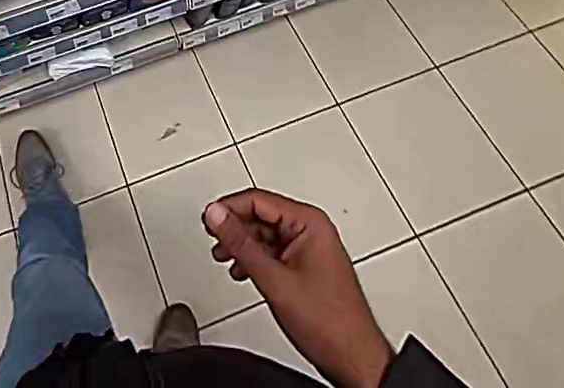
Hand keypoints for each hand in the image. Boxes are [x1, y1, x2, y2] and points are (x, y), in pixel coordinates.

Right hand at [203, 189, 391, 387]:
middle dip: (234, 227)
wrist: (355, 363)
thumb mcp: (274, 279)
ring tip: (225, 255)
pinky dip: (255, 257)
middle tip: (214, 237)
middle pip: (261, 214)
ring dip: (243, 244)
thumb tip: (217, 214)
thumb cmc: (330, 324)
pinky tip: (244, 270)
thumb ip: (241, 243)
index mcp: (309, 222)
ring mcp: (310, 246)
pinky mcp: (306, 263)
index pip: (258, 200)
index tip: (209, 219)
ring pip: (265, 232)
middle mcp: (312, 229)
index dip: (229, 208)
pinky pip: (273, 249)